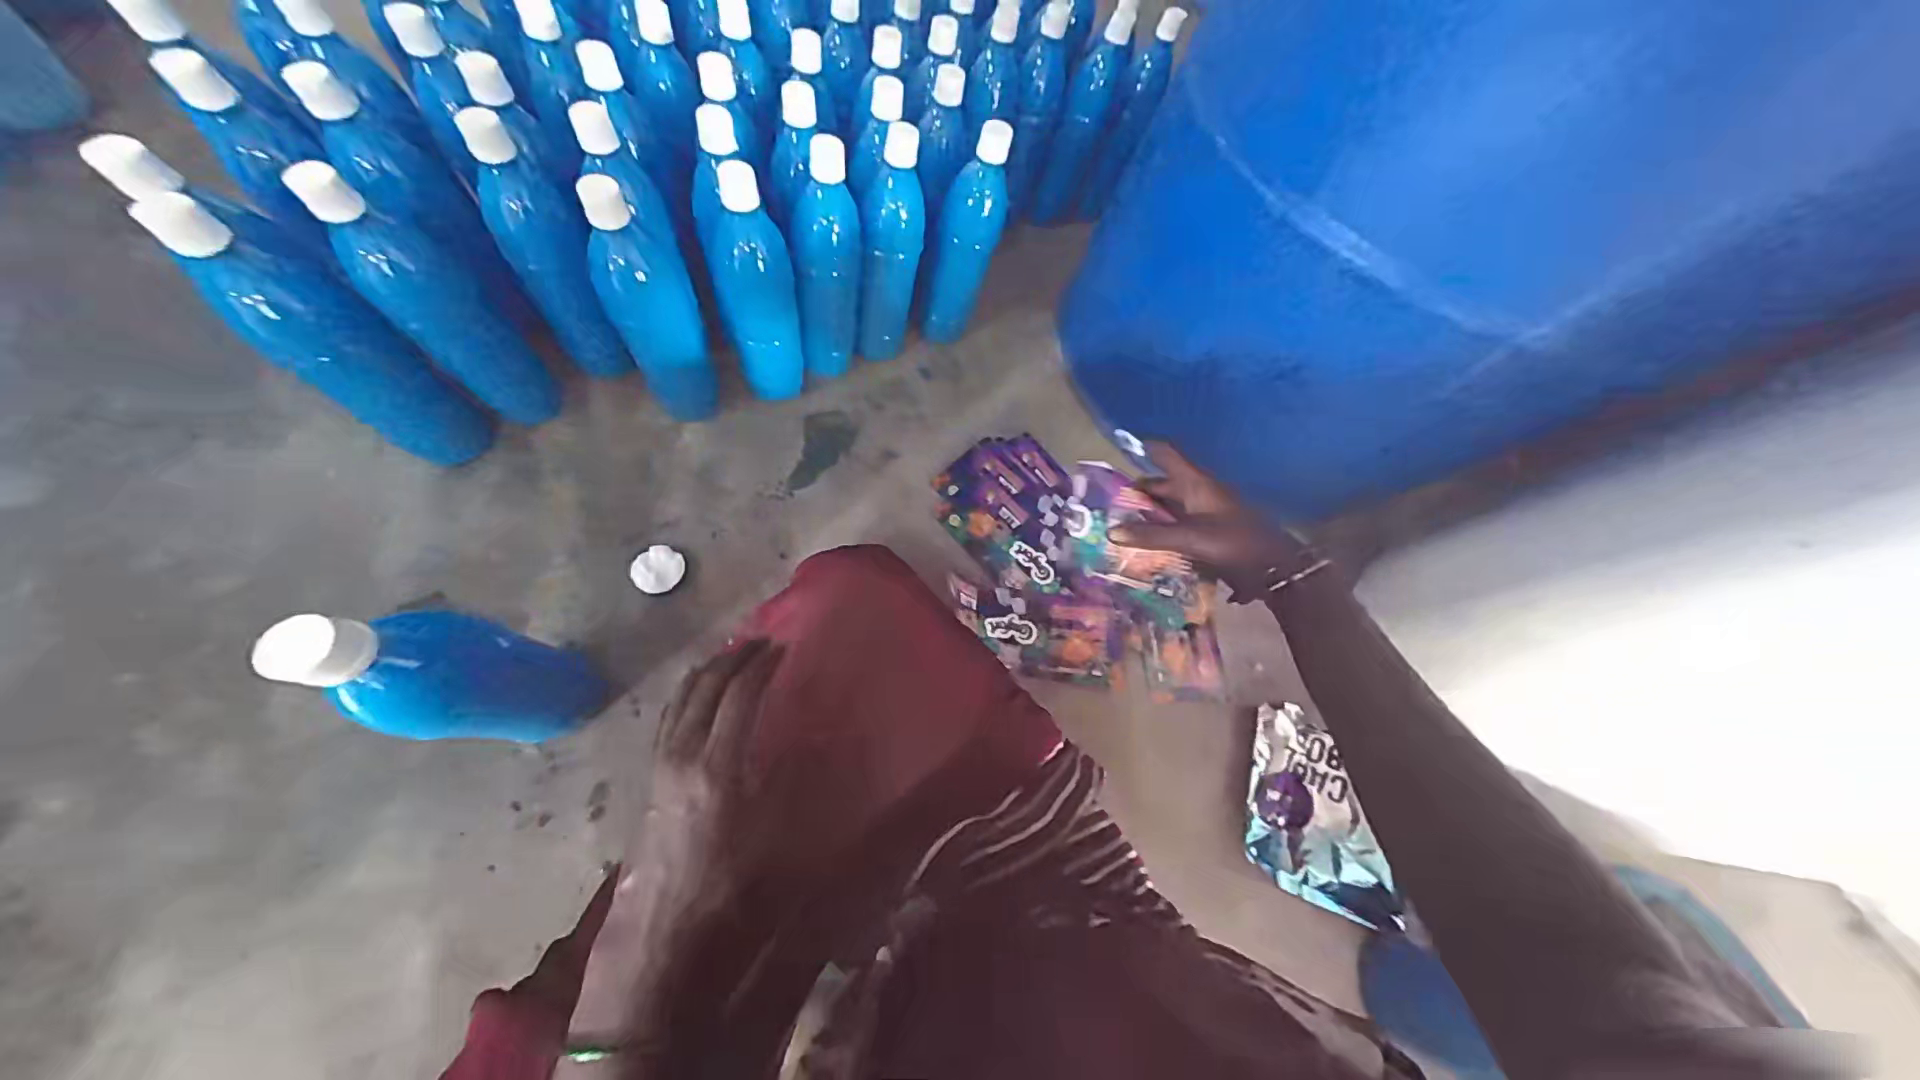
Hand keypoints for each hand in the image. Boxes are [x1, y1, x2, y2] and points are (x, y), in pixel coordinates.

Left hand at [638, 637, 784, 915]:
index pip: (740, 695)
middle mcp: (683, 754)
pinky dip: (687, 692)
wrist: (661, 934)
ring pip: (681, 697)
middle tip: (761, 643)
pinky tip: (698, 694)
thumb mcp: (773, 838)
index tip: (783, 648)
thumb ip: (793, 782)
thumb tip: (815, 739)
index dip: (762, 666)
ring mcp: (661, 764)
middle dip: (734, 657)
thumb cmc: (725, 888)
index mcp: (717, 766)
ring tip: (731, 656)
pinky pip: (668, 716)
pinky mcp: (650, 778)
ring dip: (708, 670)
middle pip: (706, 687)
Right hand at [1108, 441, 1324, 599]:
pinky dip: (1158, 532)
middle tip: (1108, 505)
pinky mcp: (1205, 535)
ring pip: (1167, 508)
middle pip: (1162, 485)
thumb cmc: (1235, 543)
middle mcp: (1197, 494)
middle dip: (1137, 493)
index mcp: (1196, 484)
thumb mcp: (1190, 538)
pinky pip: (1175, 527)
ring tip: (1119, 526)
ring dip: (1146, 515)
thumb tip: (1111, 531)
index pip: (1167, 454)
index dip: (1146, 448)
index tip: (1122, 447)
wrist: (1274, 570)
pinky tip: (1142, 544)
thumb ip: (1151, 535)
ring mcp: (1202, 515)